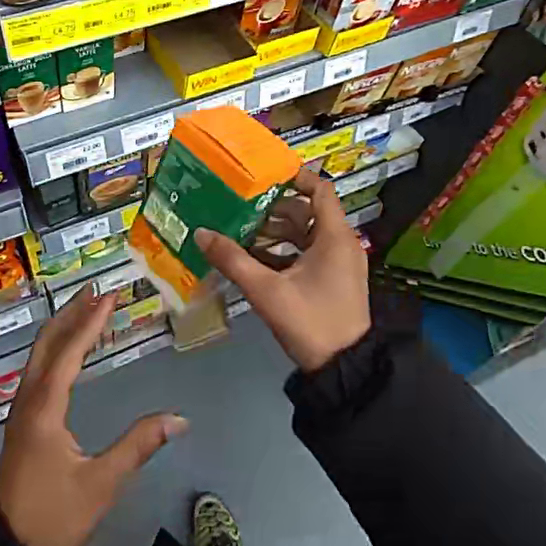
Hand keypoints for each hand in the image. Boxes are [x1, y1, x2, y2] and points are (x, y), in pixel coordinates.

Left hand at [0, 287, 187, 545]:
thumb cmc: (56, 516)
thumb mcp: (102, 484)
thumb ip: (139, 446)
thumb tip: (178, 419)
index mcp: (44, 408)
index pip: (69, 352)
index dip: (91, 321)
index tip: (110, 296)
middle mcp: (28, 399)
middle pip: (47, 342)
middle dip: (71, 313)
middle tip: (96, 290)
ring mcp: (21, 408)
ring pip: (40, 354)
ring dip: (63, 327)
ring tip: (87, 308)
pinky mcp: (23, 420)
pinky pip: (39, 369)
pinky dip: (57, 348)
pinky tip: (72, 351)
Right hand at [196, 171, 370, 372]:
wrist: (345, 370)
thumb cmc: (311, 321)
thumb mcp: (266, 290)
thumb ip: (232, 259)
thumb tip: (201, 233)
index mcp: (334, 237)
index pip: (319, 190)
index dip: (293, 177)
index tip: (262, 175)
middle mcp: (340, 244)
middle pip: (306, 212)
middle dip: (272, 209)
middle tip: (239, 206)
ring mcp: (338, 264)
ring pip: (304, 235)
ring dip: (274, 232)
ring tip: (240, 232)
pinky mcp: (333, 281)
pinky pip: (306, 254)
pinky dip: (282, 251)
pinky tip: (253, 259)